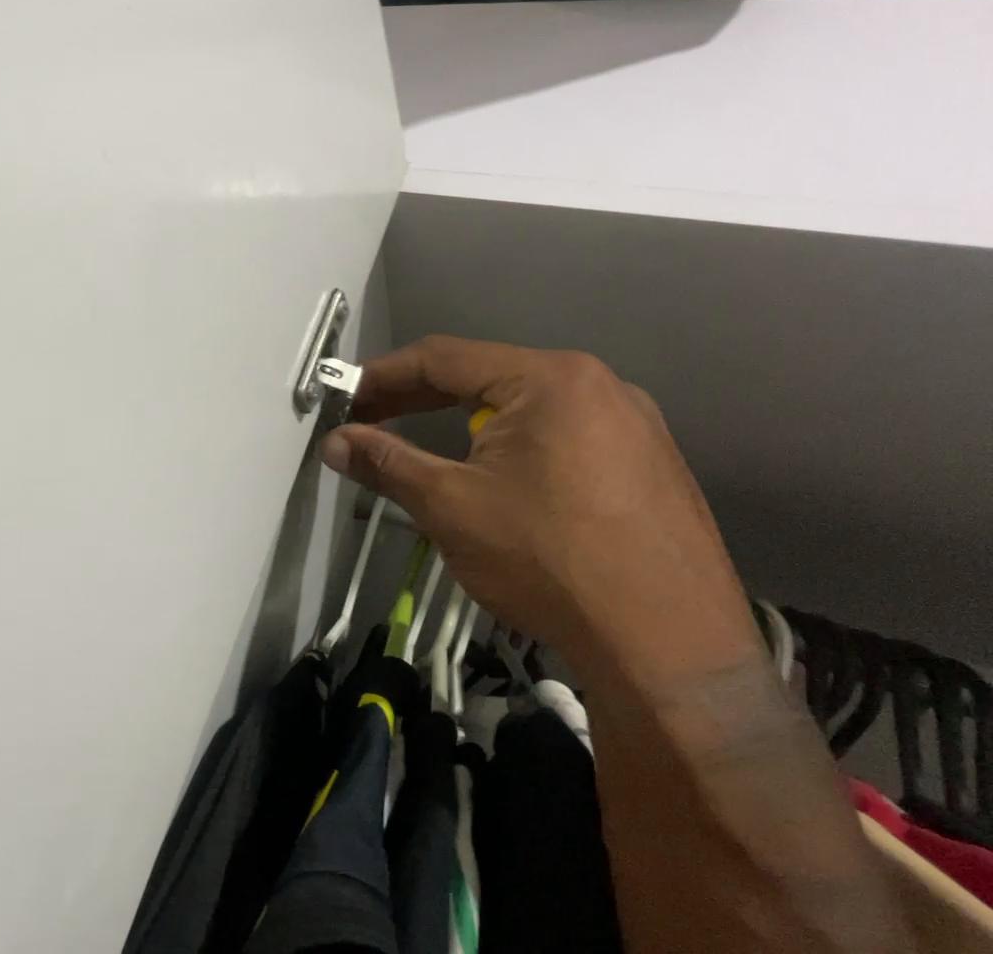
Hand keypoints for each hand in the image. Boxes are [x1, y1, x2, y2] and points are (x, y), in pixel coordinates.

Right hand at [320, 336, 763, 693]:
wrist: (666, 644)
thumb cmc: (548, 560)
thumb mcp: (450, 506)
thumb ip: (387, 463)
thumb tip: (336, 442)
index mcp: (551, 380)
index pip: (444, 357)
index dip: (382, 375)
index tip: (343, 397)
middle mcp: (600, 386)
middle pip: (487, 376)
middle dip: (420, 399)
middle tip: (369, 423)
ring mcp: (635, 425)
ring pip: (526, 408)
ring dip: (467, 425)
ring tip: (429, 455)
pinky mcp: (650, 465)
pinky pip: (563, 435)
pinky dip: (515, 447)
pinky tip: (498, 483)